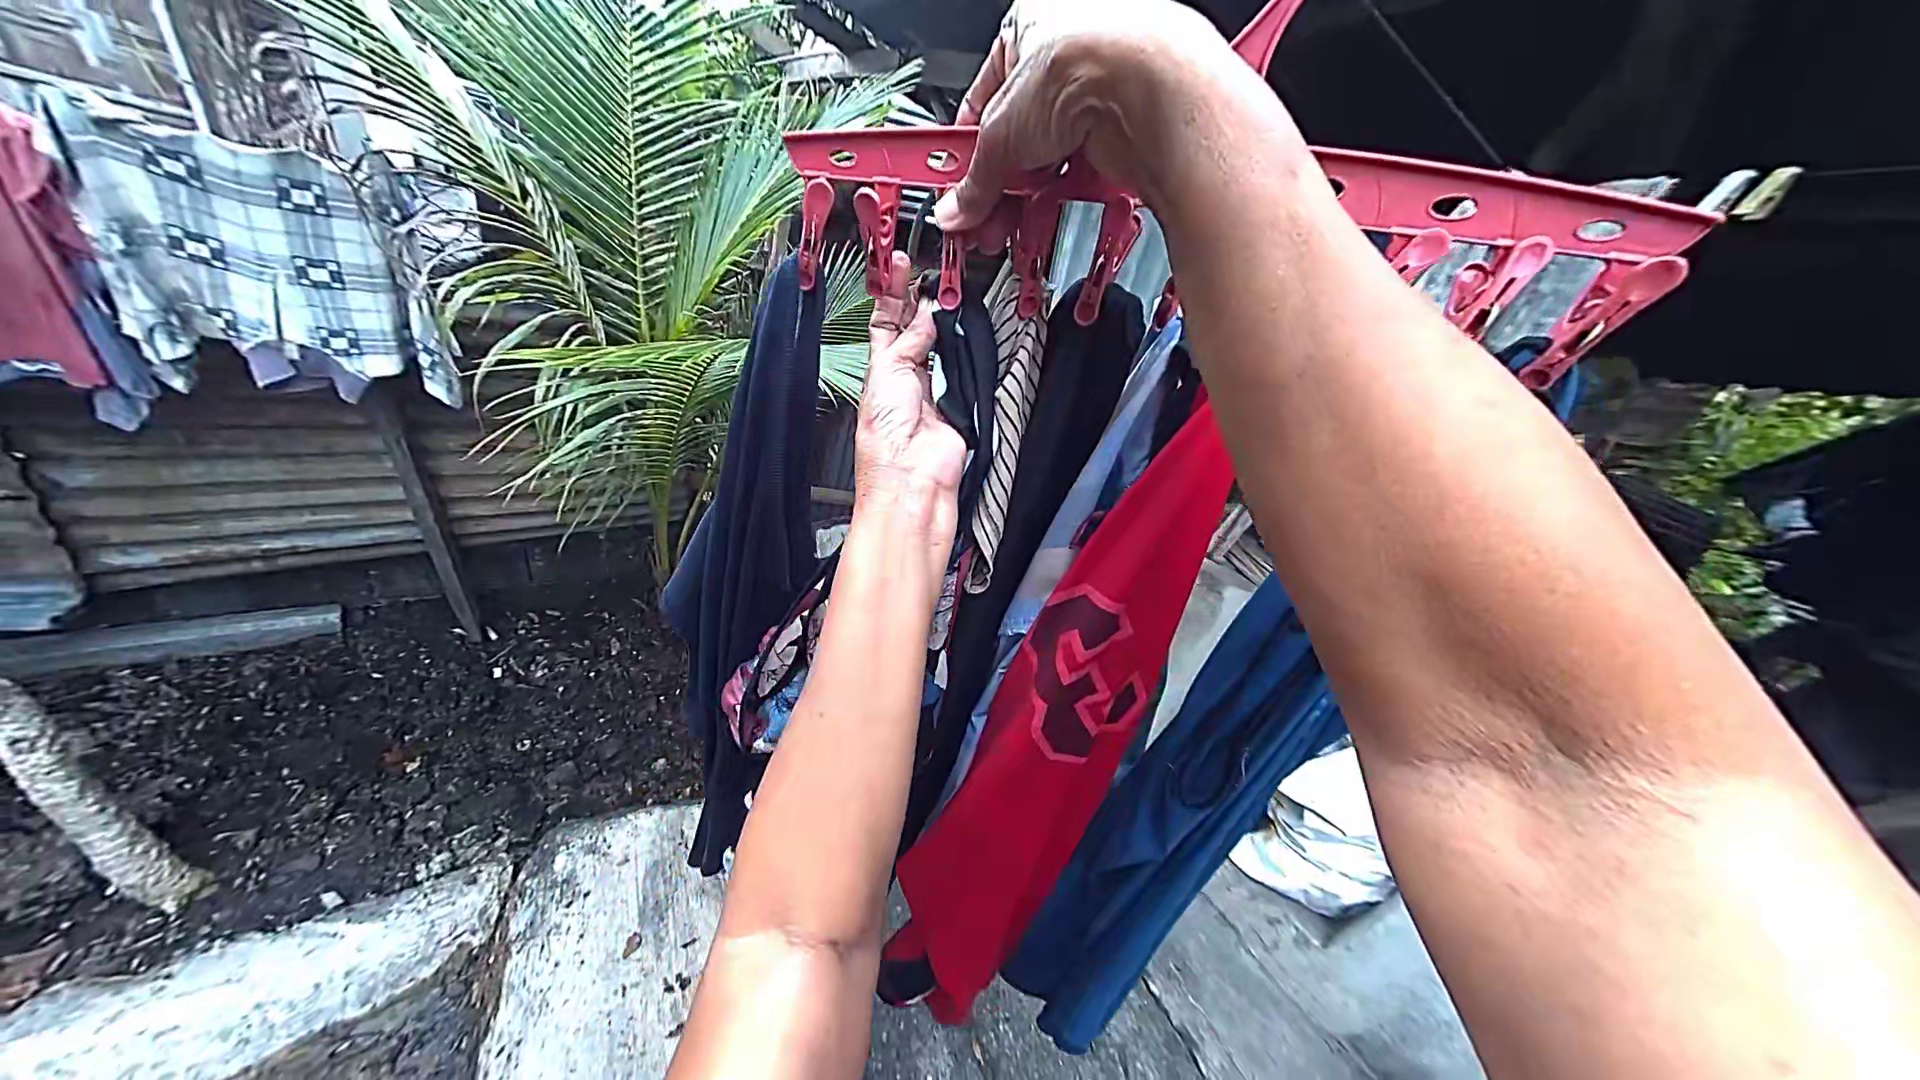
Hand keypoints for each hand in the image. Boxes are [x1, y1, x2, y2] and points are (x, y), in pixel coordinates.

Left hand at [855, 252, 966, 511]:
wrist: (913, 474)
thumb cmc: (885, 439)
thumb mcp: (889, 373)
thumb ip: (909, 341)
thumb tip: (924, 313)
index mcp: (882, 369)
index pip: (887, 321)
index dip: (892, 293)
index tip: (899, 265)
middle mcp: (909, 377)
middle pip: (917, 329)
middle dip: (921, 300)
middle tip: (926, 271)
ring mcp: (936, 388)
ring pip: (942, 344)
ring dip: (944, 322)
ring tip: (945, 293)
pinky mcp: (960, 401)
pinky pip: (965, 368)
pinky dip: (965, 351)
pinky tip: (964, 330)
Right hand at [932, 0, 1230, 232]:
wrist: (1149, 90)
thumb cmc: (1082, 67)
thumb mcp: (1001, 133)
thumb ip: (974, 182)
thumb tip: (955, 209)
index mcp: (1025, 30)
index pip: (977, 109)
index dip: (959, 158)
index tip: (949, 193)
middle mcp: (1061, 63)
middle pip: (1012, 145)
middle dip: (990, 192)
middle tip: (974, 224)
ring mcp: (1090, 102)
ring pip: (1044, 166)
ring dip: (1020, 205)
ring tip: (1004, 229)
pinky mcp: (1116, 139)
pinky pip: (1074, 179)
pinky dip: (1056, 202)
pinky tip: (1040, 218)